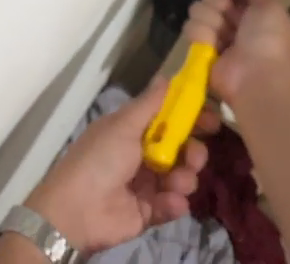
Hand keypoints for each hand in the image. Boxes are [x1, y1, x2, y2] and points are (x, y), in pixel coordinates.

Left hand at [24, 77, 210, 251]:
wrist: (76, 211)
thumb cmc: (100, 159)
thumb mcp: (124, 124)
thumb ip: (150, 104)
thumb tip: (167, 77)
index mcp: (133, 130)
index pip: (168, 119)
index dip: (191, 117)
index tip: (213, 119)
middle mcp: (142, 154)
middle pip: (180, 149)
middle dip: (193, 151)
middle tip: (195, 156)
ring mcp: (146, 184)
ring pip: (180, 177)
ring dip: (184, 178)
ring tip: (176, 182)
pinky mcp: (148, 212)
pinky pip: (172, 205)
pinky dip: (175, 203)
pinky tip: (171, 202)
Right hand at [184, 0, 289, 105]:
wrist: (256, 77)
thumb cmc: (268, 40)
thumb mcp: (270, 7)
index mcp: (250, 11)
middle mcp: (231, 21)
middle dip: (218, 1)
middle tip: (228, 14)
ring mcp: (214, 35)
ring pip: (198, 9)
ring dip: (211, 19)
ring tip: (223, 35)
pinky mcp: (200, 49)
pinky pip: (190, 28)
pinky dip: (202, 35)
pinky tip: (213, 45)